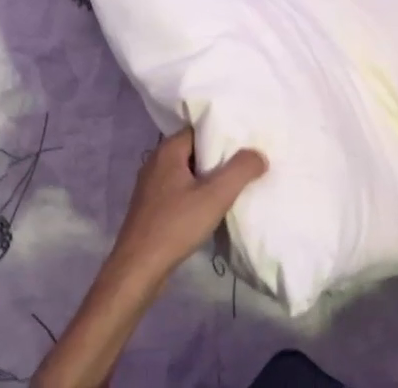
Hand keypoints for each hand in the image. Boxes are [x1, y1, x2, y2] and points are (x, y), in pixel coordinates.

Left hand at [110, 128, 267, 285]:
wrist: (138, 269)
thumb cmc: (176, 226)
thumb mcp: (215, 196)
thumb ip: (240, 170)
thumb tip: (259, 154)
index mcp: (167, 151)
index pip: (199, 129)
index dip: (223, 134)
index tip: (246, 143)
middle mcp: (156, 162)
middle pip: (194, 150)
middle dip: (219, 157)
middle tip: (246, 164)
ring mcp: (150, 186)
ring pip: (187, 173)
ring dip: (208, 178)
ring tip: (234, 185)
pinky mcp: (150, 208)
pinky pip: (179, 191)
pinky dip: (196, 194)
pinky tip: (212, 208)